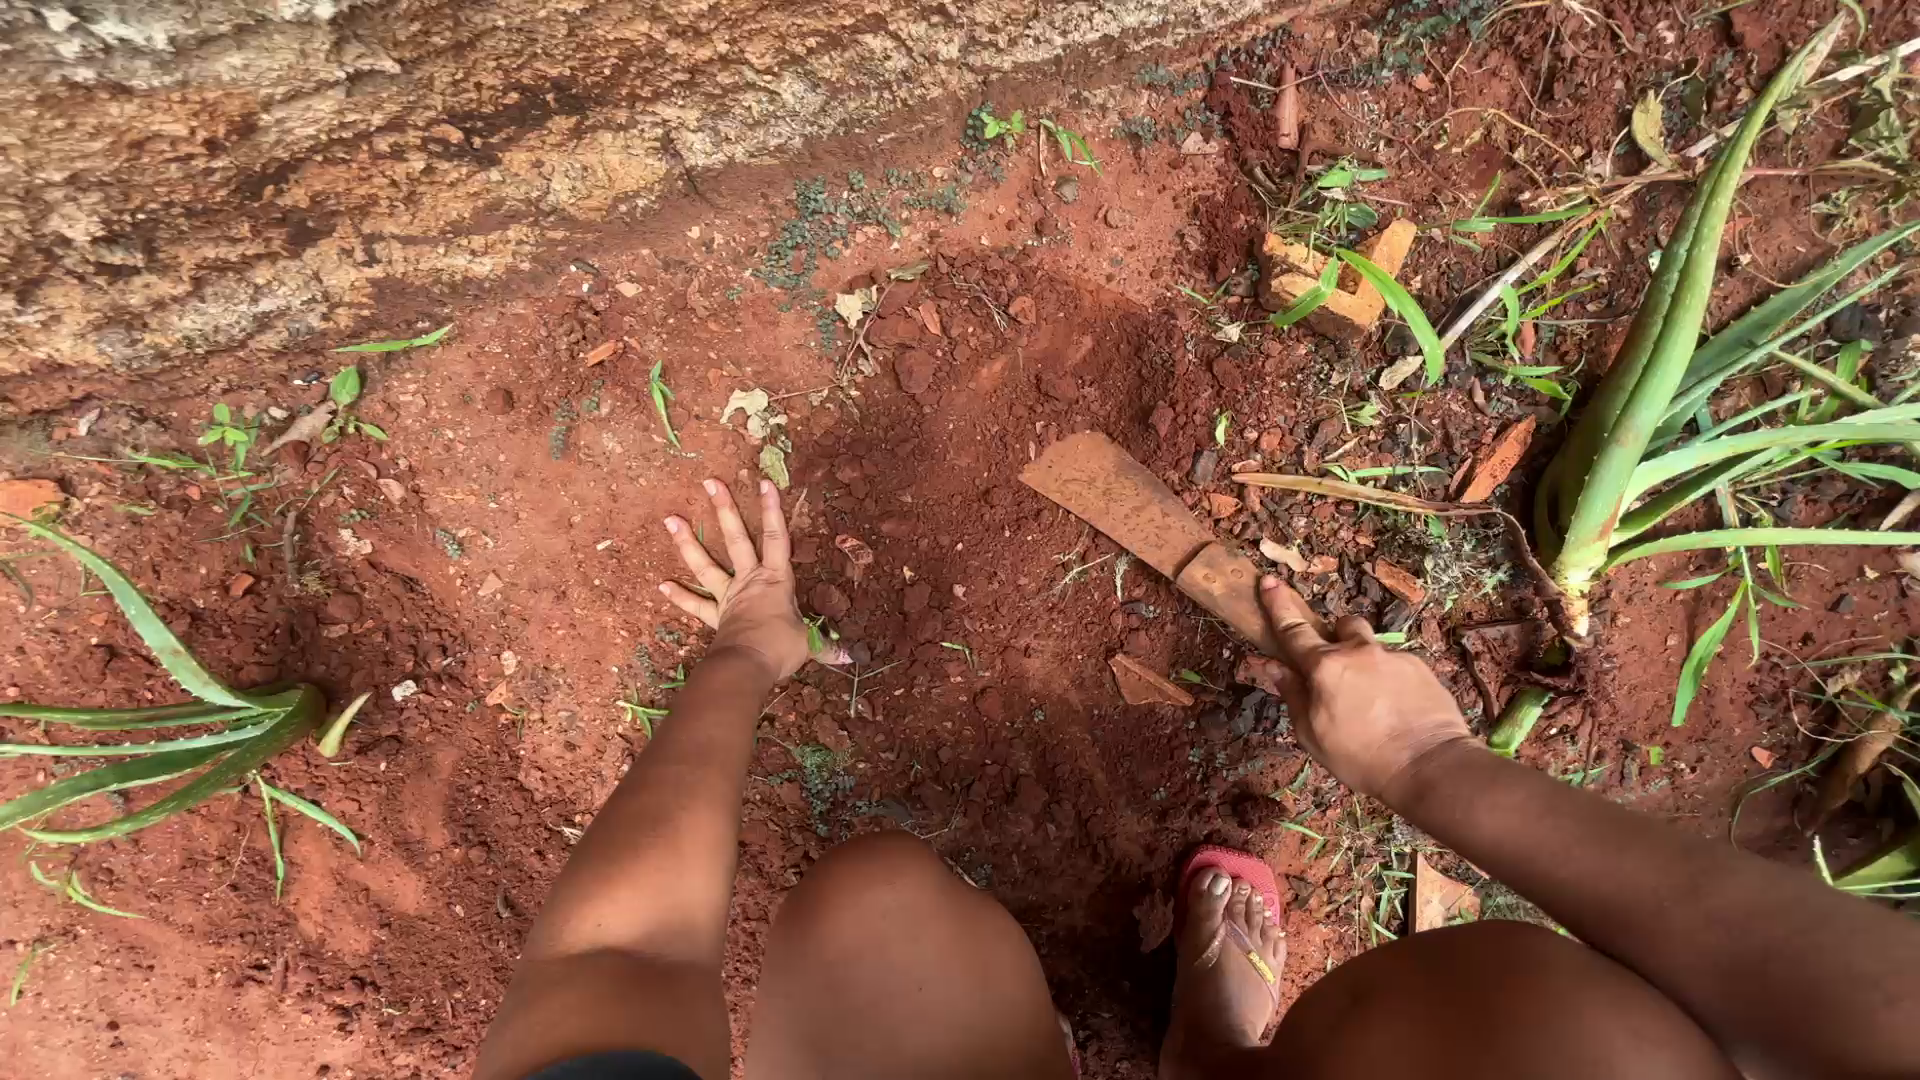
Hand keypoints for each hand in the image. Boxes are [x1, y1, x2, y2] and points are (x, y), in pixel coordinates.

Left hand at [660, 478, 840, 681]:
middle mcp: (750, 581)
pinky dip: (680, 596)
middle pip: (736, 540)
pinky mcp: (715, 617)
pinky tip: (662, 585)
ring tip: (670, 519)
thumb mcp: (809, 644)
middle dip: (725, 510)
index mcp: (776, 580)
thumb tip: (849, 657)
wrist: (746, 666)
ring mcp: (729, 597)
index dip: (772, 510)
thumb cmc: (780, 647)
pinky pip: (696, 604)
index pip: (776, 538)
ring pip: (706, 565)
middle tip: (710, 482)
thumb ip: (827, 646)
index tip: (765, 482)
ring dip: (687, 543)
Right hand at [1239, 575, 1472, 801]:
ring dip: (1366, 657)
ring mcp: (1393, 657)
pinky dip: (1392, 679)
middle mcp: (1358, 652)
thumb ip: (1293, 695)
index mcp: (1324, 667)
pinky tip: (1398, 709)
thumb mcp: (1311, 734)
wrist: (1431, 768)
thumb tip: (1275, 666)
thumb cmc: (1360, 758)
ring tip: (1373, 694)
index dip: (1277, 603)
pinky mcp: (1422, 668)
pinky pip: (1398, 664)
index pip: (1293, 629)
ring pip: (1373, 644)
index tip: (1268, 580)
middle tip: (1338, 665)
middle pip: (1342, 625)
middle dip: (1336, 637)